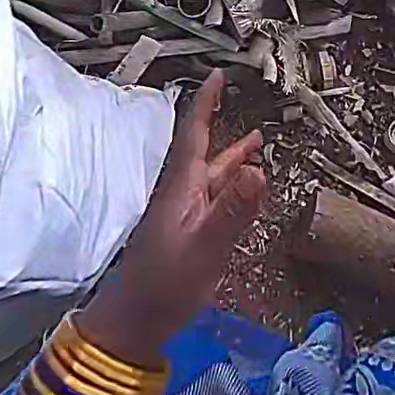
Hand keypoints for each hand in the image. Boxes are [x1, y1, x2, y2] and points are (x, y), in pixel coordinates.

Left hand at [80, 70, 266, 364]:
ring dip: (233, 155)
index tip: (217, 76)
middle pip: (206, 149)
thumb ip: (232, 211)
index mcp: (184, 184)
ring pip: (214, 174)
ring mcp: (186, 211)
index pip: (196, 133)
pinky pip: (216, 198)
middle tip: (237, 99)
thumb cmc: (166, 282)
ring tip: (257, 139)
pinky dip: (233, 186)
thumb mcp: (206, 246)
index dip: (207, 103)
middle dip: (221, 123)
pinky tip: (245, 187)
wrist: (136, 319)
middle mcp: (184, 190)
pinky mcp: (189, 230)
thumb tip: (258, 169)